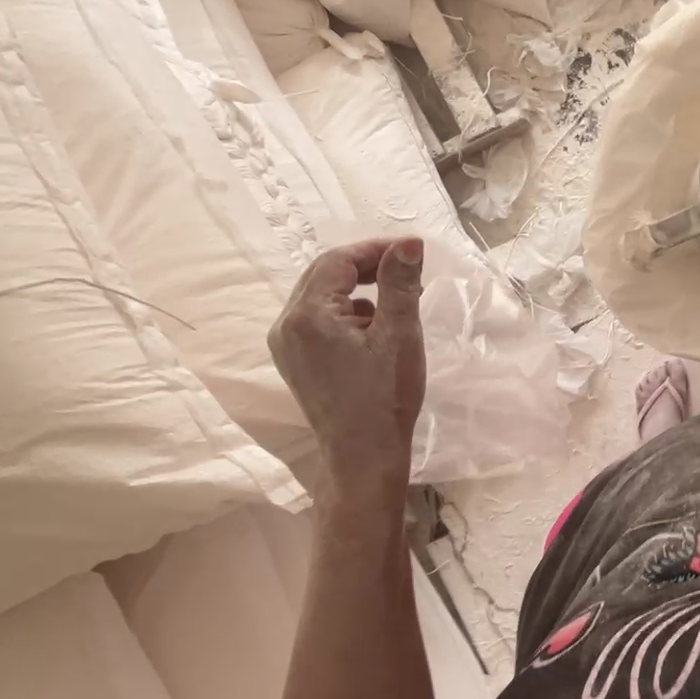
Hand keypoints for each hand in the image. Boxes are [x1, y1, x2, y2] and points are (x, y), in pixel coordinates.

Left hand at [268, 238, 425, 488]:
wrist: (363, 455)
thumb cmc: (384, 395)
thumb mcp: (399, 335)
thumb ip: (400, 285)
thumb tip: (408, 243)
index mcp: (307, 314)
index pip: (338, 260)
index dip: (375, 249)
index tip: (413, 253)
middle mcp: (286, 324)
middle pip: (324, 275)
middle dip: (367, 266)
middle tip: (408, 271)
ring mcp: (287, 345)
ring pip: (322, 298)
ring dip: (359, 289)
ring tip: (399, 300)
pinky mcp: (296, 362)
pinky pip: (320, 321)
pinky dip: (349, 313)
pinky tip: (377, 329)